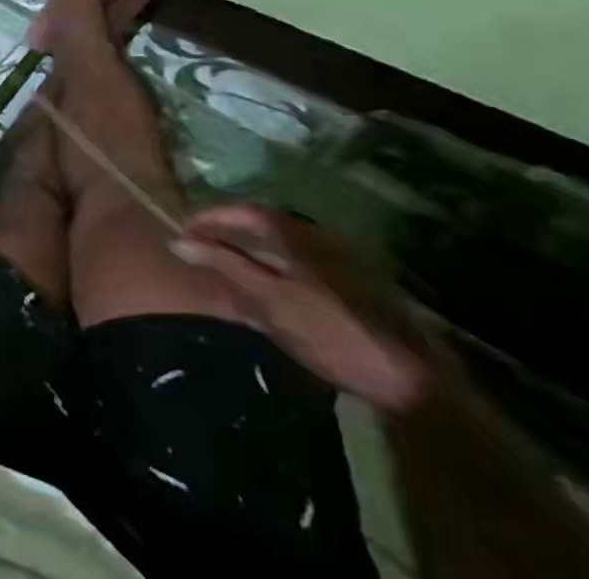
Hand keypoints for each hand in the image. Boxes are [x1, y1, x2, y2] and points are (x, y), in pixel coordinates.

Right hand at [172, 204, 432, 411]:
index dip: (209, 217)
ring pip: (278, 246)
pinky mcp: (348, 284)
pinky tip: (261, 294)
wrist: (410, 377)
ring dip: (247, 253)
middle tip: (196, 252)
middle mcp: (318, 239)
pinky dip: (269, 271)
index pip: (243, 211)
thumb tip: (178, 241)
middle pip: (261, 225)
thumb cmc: (330, 333)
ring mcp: (337, 261)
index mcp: (297, 237)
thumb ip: (224, 266)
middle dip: (225, 235)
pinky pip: (296, 265)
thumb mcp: (267, 300)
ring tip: (222, 273)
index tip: (181, 233)